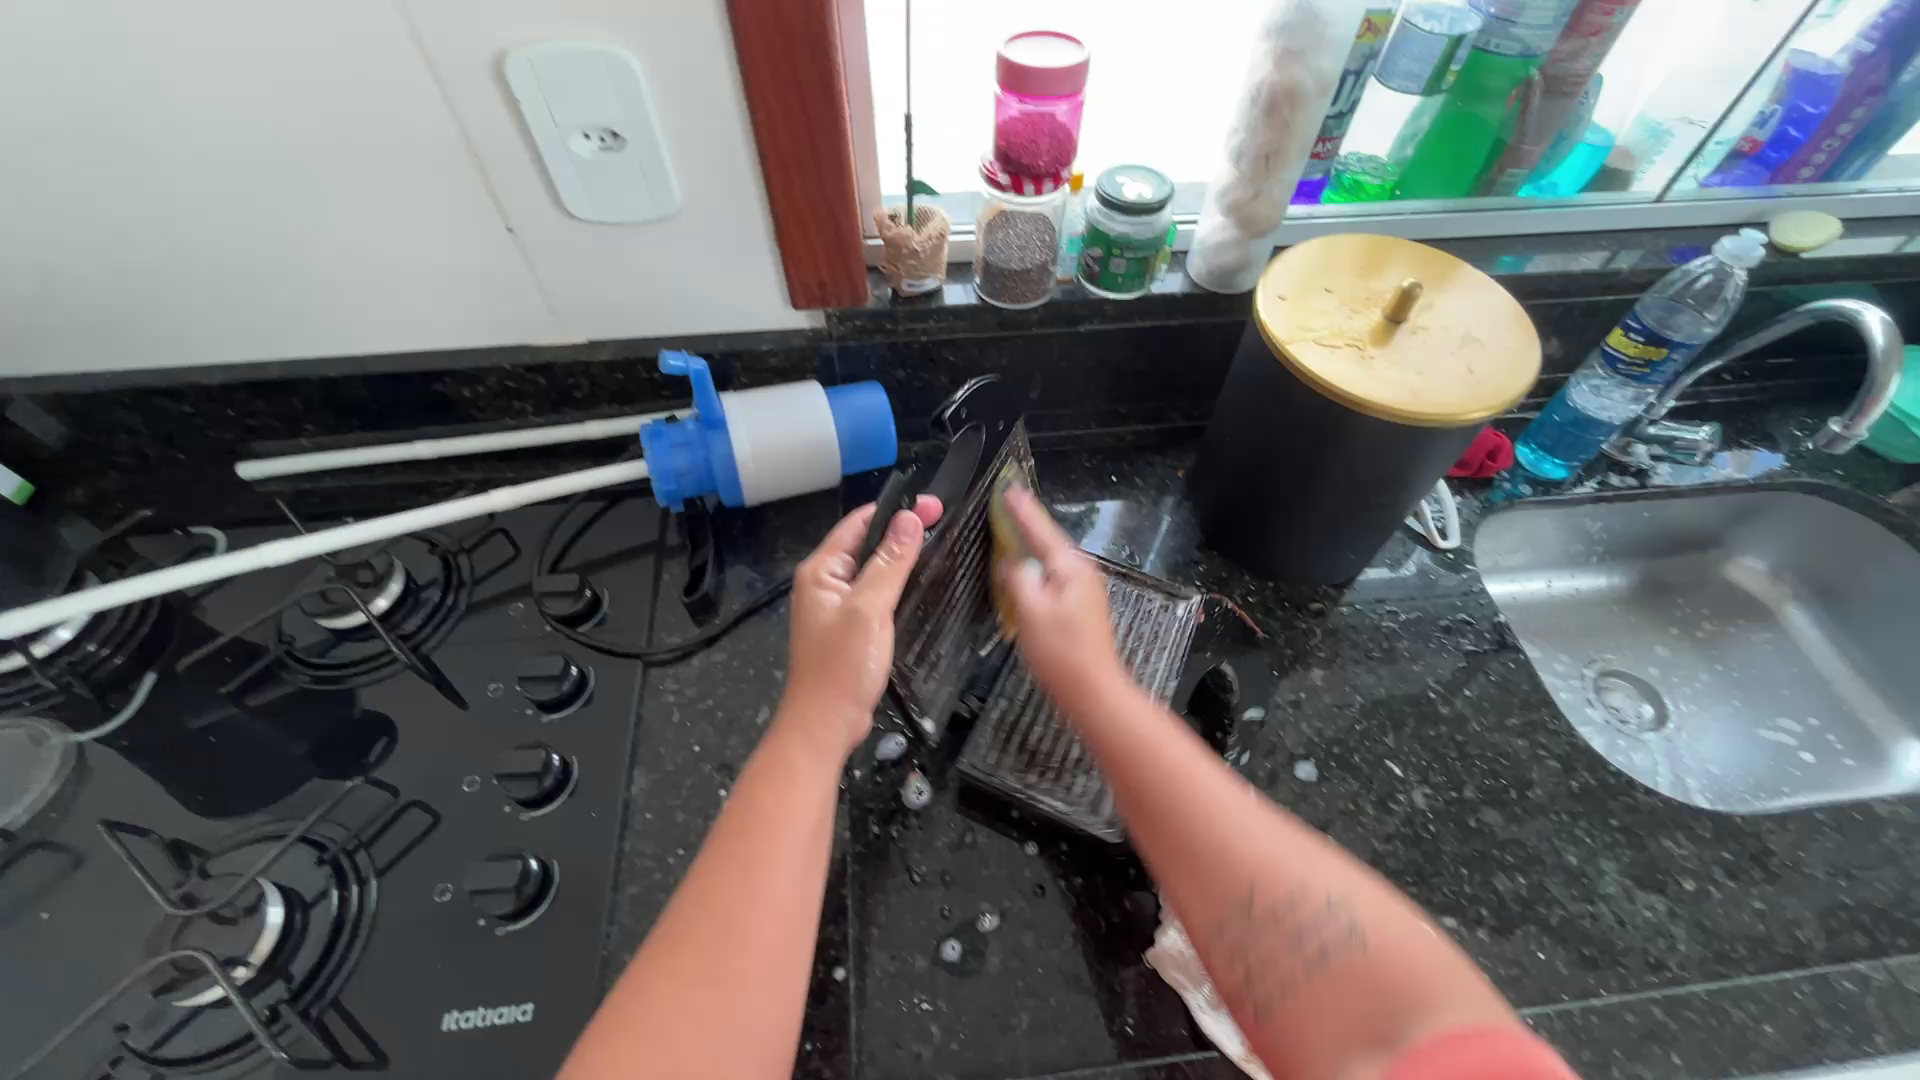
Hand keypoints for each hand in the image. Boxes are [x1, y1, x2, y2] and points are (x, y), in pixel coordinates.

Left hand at [780, 494, 943, 759]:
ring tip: (940, 544)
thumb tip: (910, 518)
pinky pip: (876, 594)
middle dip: (903, 531)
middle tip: (944, 520)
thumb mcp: (869, 608)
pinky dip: (898, 584)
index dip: (896, 510)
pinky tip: (922, 583)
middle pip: (867, 543)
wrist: (826, 724)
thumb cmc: (842, 666)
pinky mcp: (851, 627)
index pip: (859, 523)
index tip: (934, 505)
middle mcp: (825, 582)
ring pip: (874, 569)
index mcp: (821, 570)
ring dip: (903, 557)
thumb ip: (890, 562)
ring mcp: (837, 606)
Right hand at [995, 486, 1129, 710]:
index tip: (1009, 488)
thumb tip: (1011, 560)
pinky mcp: (1082, 610)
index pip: (1042, 531)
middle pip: (1051, 543)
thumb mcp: (1031, 612)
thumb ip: (1018, 579)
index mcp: (1071, 569)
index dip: (1023, 511)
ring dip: (1033, 546)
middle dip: (1029, 524)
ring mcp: (1086, 592)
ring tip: (1013, 529)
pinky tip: (1027, 571)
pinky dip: (1038, 569)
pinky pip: (1055, 578)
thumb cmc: (1061, 653)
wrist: (1094, 693)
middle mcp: (1083, 574)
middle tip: (1008, 504)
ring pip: (1053, 562)